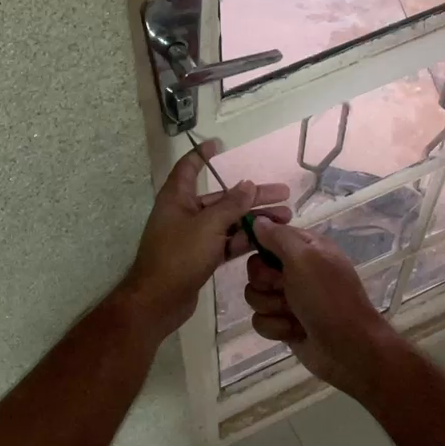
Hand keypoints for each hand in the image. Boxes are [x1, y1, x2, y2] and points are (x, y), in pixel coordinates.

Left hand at [117, 141, 290, 343]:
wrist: (159, 300)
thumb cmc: (179, 255)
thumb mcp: (207, 226)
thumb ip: (230, 205)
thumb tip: (247, 184)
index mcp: (177, 198)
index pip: (189, 168)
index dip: (202, 155)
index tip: (220, 145)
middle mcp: (184, 213)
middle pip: (221, 198)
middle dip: (251, 196)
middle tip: (283, 193)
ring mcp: (193, 236)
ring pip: (228, 221)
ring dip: (254, 219)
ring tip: (286, 218)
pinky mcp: (201, 257)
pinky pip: (226, 242)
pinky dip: (245, 239)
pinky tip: (269, 239)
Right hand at [241, 220, 413, 395]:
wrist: (350, 350)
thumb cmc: (329, 299)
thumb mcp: (305, 259)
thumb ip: (278, 237)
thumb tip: (257, 219)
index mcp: (305, 248)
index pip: (268, 235)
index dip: (260, 245)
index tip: (261, 255)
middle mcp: (296, 270)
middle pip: (255, 268)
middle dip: (266, 282)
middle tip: (286, 288)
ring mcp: (289, 298)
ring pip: (255, 295)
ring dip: (272, 307)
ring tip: (294, 314)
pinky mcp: (284, 324)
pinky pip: (260, 320)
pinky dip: (275, 327)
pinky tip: (294, 331)